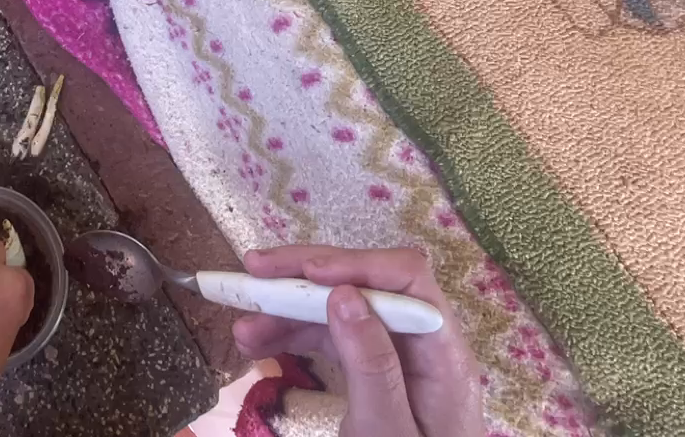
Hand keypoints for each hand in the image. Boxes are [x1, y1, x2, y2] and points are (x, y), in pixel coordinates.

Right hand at [231, 246, 482, 436]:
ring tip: (243, 330)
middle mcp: (419, 342)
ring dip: (285, 309)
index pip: (406, 279)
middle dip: (303, 276)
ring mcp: (393, 352)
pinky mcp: (369, 364)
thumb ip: (371, 366)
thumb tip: (344, 294)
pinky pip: (326, 333)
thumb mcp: (385, 433)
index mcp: (441, 355)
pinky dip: (290, 333)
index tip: (305, 272)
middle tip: (253, 271)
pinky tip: (256, 343)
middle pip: (361, 283)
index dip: (355, 265)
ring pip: (335, 306)